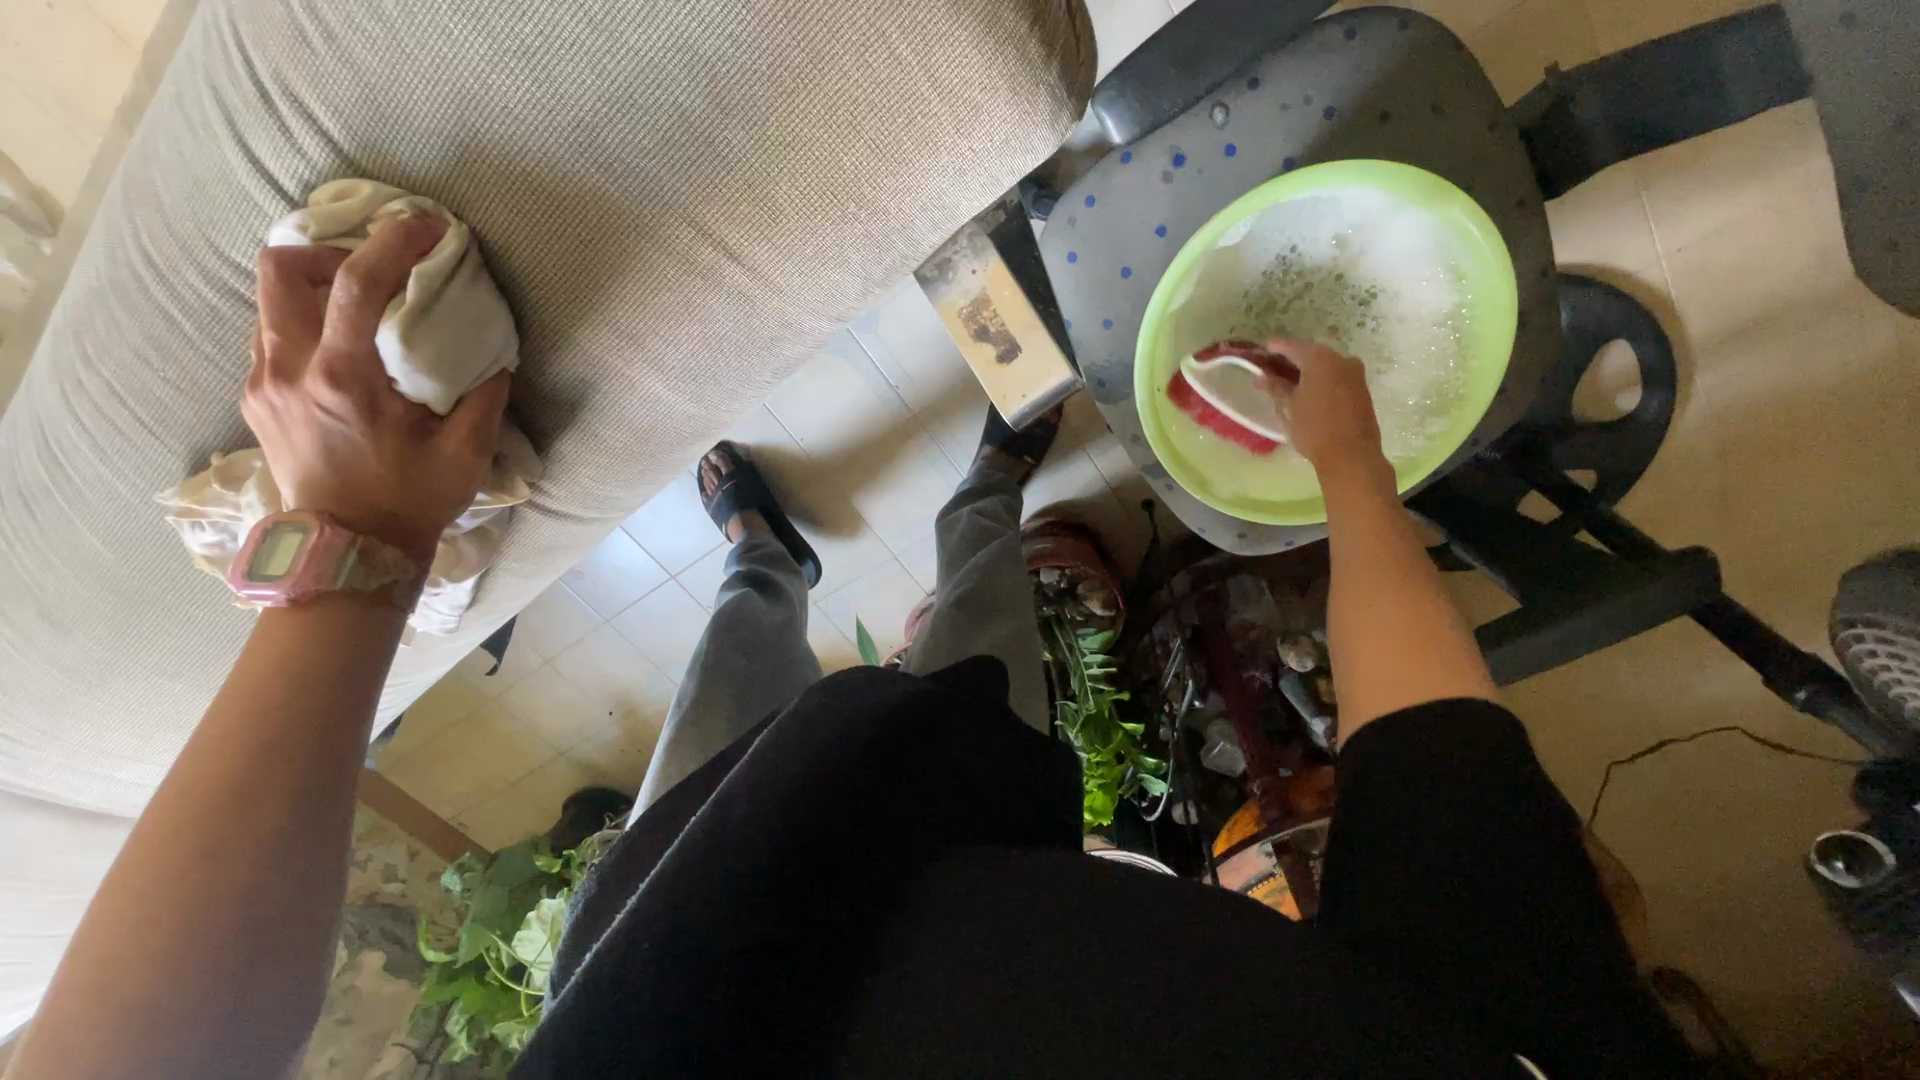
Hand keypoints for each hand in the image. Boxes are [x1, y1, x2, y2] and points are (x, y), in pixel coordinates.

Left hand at [243, 215, 510, 563]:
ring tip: (363, 301)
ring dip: (317, 284)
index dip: (395, 242)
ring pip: (270, 298)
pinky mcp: (257, 398)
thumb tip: (492, 351)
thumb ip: (482, 393)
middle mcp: (289, 370)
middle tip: (380, 267)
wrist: (351, 548)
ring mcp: (263, 383)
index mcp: (343, 380)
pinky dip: (307, 319)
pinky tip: (344, 343)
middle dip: (333, 250)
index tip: (428, 225)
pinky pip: (272, 334)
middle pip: (281, 268)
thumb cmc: (413, 500)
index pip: (357, 284)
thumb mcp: (467, 451)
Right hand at [1264, 337, 1384, 476]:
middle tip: (1272, 367)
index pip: (1293, 347)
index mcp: (1320, 359)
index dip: (1276, 347)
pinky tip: (1307, 389)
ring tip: (1287, 380)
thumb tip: (1263, 376)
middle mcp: (1341, 359)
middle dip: (1291, 359)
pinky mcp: (1361, 388)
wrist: (1351, 455)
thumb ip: (1276, 387)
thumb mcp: (1288, 408)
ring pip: (1325, 365)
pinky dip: (1319, 378)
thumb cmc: (1314, 429)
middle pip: (1311, 353)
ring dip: (1306, 370)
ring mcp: (1354, 373)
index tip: (1263, 348)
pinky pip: (1335, 375)